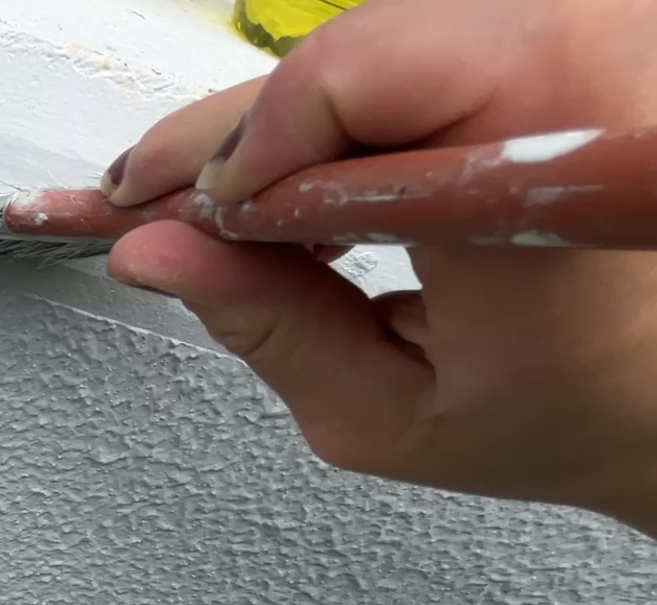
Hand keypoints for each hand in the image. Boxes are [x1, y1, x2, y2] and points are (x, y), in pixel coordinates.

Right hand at [102, 0, 656, 535]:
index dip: (247, 137)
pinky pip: (419, 46)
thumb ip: (265, 326)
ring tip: (218, 205)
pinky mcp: (586, 42)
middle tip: (145, 198)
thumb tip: (151, 254)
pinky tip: (288, 179)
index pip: (370, 73)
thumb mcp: (378, 411)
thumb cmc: (559, 417)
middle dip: (225, 135)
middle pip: (359, 46)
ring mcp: (611, 43)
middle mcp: (616, 80)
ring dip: (271, 126)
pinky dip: (327, 115)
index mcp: (561, 197)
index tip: (165, 211)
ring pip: (379, 38)